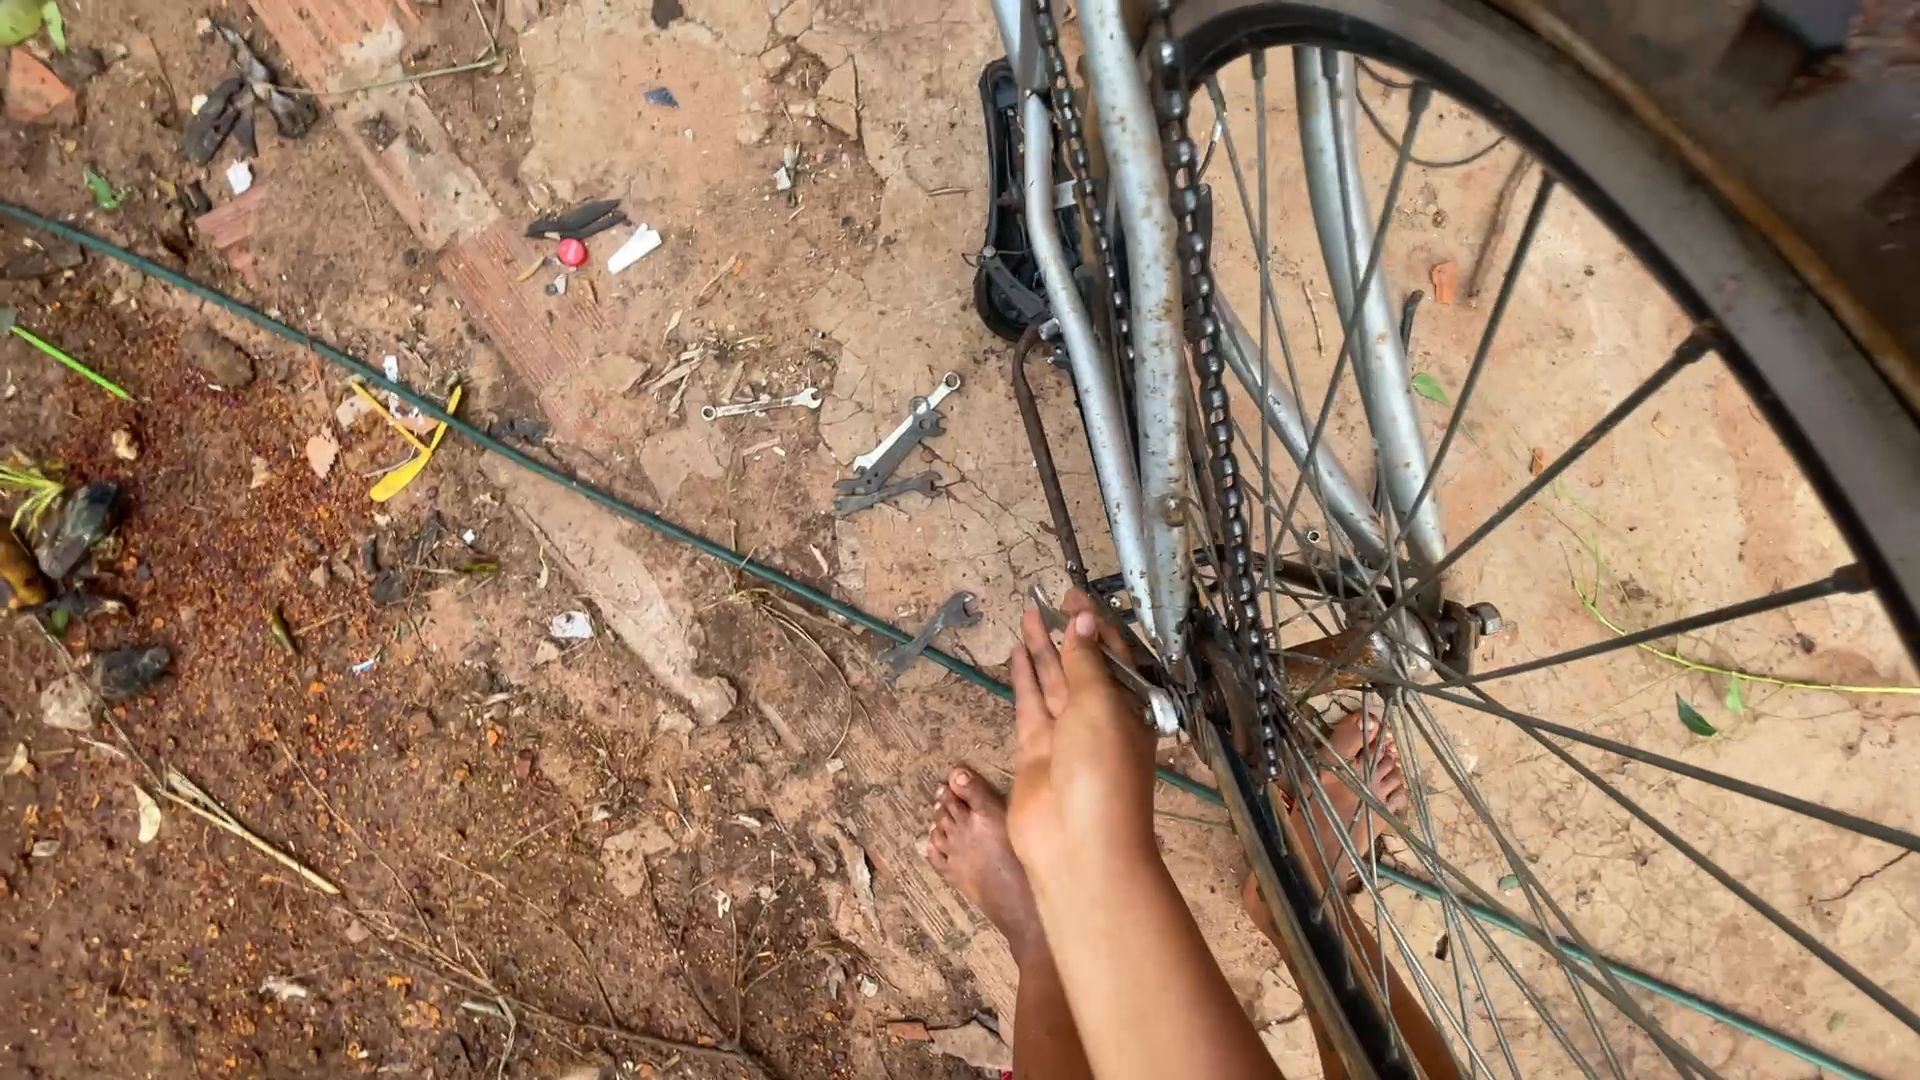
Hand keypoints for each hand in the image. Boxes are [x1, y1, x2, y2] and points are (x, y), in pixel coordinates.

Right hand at [1006, 588, 1158, 885]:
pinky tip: (1018, 653)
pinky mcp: (1036, 751)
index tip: (1076, 596)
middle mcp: (1100, 720)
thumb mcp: (1099, 705)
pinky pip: (1031, 706)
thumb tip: (1083, 619)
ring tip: (1027, 615)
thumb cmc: (1102, 768)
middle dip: (1065, 633)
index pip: (1114, 658)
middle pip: (1081, 667)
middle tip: (1046, 599)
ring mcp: (1067, 736)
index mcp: (1130, 709)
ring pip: (1053, 682)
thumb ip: (1085, 661)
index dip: (1095, 626)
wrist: (1078, 843)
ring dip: (1042, 650)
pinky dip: (1025, 679)